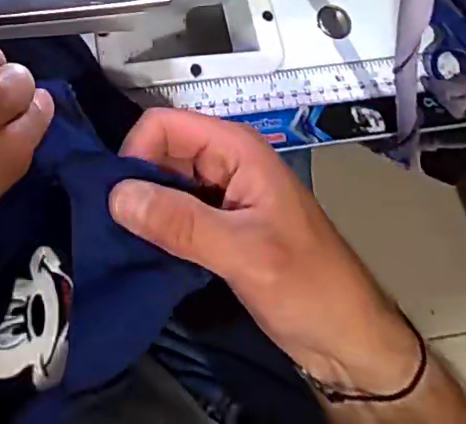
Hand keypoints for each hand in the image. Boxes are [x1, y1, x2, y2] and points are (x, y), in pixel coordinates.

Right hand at [109, 109, 419, 393]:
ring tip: (124, 237)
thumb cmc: (312, 287)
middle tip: (115, 221)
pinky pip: (174, 208)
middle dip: (135, 178)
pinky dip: (157, 223)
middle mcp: (225, 160)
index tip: (119, 197)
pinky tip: (144, 247)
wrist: (351, 342)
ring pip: (163, 179)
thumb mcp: (245, 253)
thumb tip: (118, 196)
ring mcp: (220, 191)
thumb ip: (180, 223)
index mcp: (236, 148)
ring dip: (144, 203)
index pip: (164, 124)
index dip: (137, 151)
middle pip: (160, 148)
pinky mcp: (217, 222)